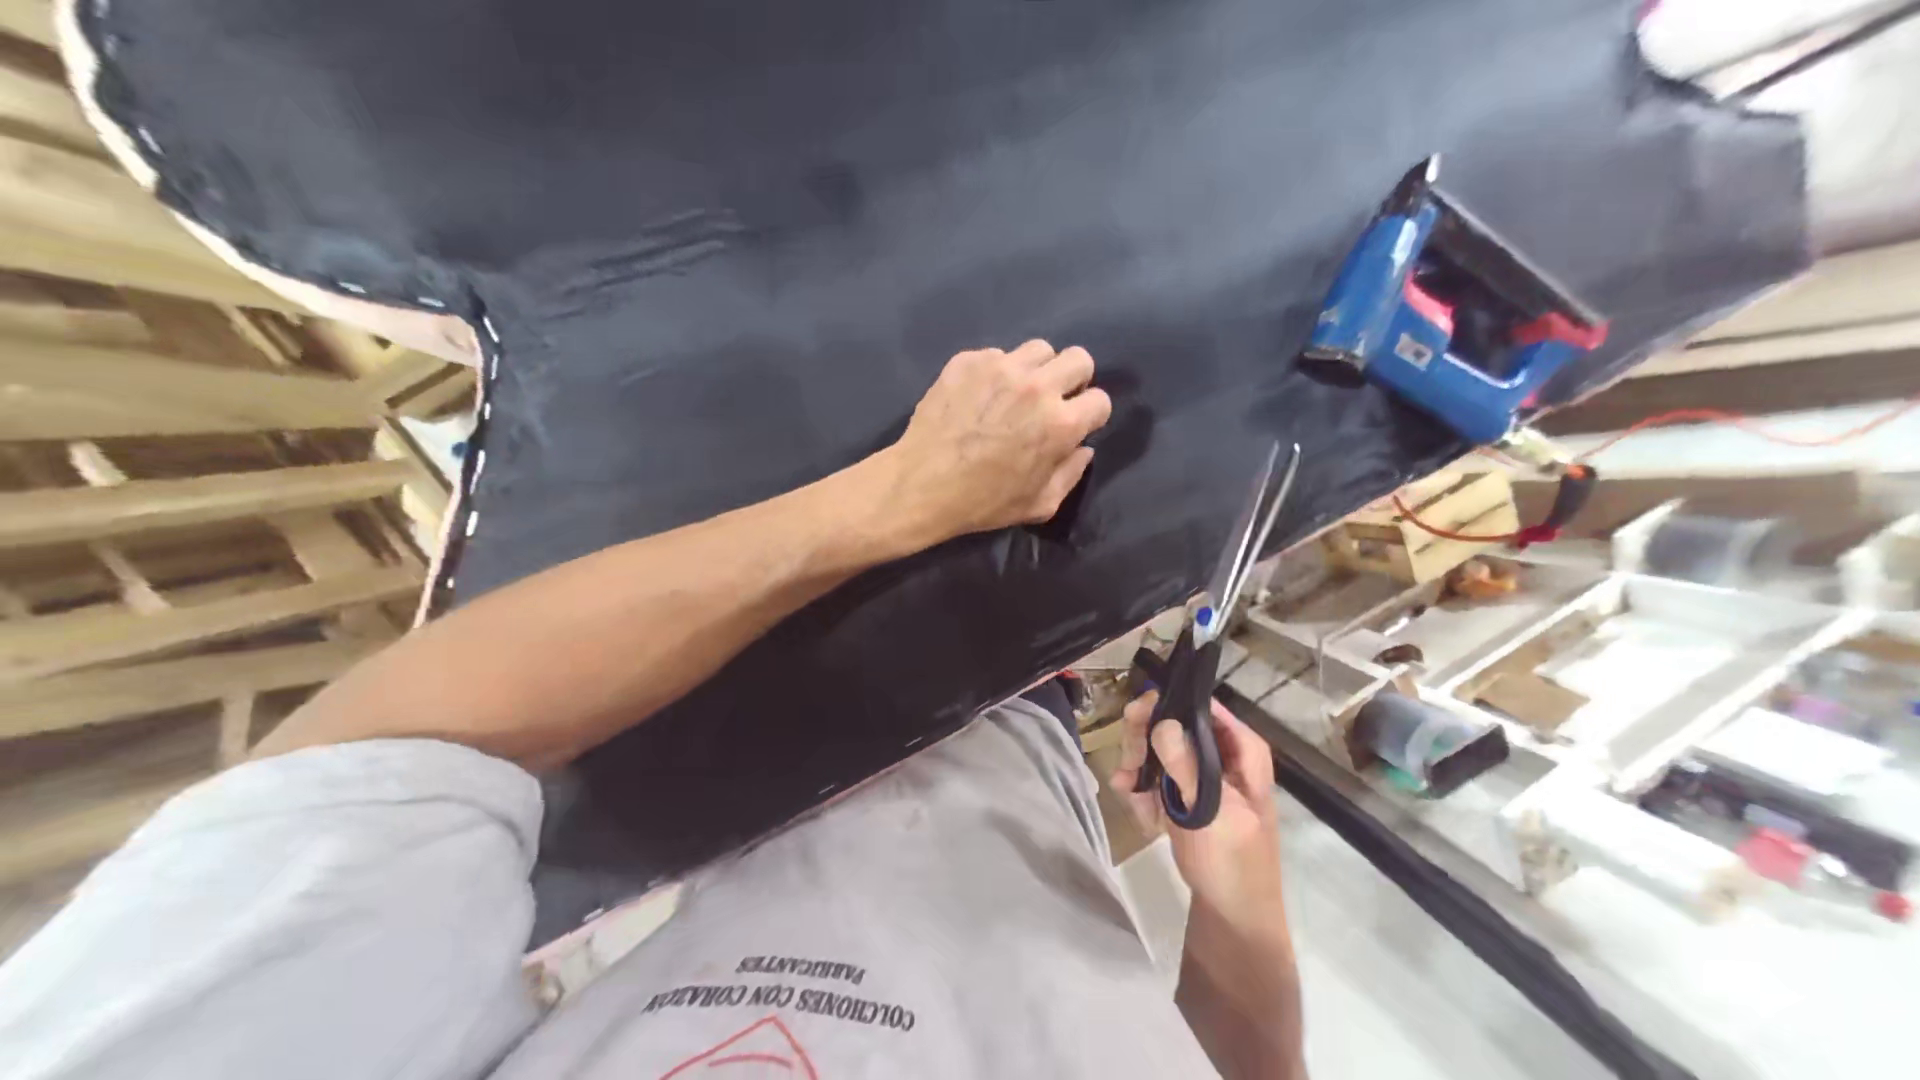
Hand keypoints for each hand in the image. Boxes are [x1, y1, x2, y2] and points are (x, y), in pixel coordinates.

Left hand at [881, 340, 1112, 543]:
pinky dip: (994, 372)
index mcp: (1061, 423)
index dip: (1090, 415)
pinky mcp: (968, 361)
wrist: (922, 484)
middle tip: (1052, 400)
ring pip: (1038, 349)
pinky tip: (978, 396)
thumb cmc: (983, 502)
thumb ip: (1071, 474)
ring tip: (1016, 392)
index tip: (1075, 425)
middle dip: (1073, 379)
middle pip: (1078, 359)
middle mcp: (1037, 386)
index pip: (1100, 400)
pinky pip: (995, 355)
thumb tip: (1083, 448)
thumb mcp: (1039, 504)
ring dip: (1036, 369)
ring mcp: (1000, 368)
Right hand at [1110, 691, 1285, 928]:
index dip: (1169, 706)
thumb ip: (1188, 768)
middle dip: (1144, 744)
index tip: (1137, 714)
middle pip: (1171, 724)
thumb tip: (1163, 723)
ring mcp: (1195, 773)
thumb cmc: (1234, 862)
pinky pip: (1148, 777)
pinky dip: (1140, 795)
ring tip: (1134, 798)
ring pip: (1153, 748)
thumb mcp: (1213, 814)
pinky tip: (1144, 818)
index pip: (1203, 709)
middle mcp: (1217, 754)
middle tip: (1129, 765)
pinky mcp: (1178, 793)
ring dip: (1137, 773)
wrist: (1230, 913)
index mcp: (1239, 750)